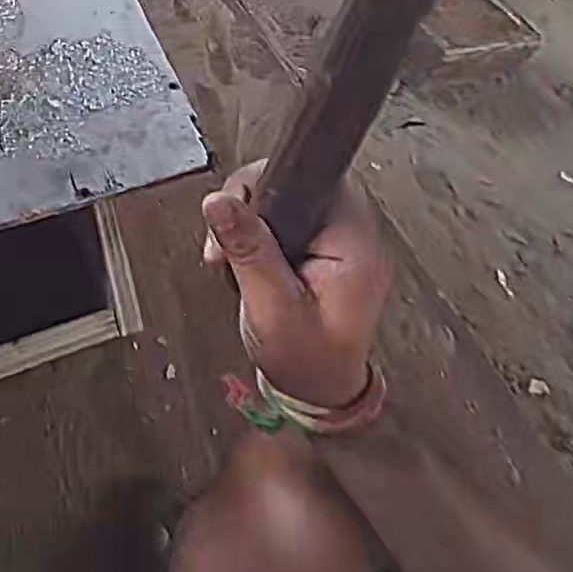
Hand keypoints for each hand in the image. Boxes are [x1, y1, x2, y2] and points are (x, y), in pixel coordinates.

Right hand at [202, 160, 393, 408]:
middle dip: (249, 203)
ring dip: (246, 218)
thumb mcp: (270, 306)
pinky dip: (252, 230)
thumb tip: (218, 200)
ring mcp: (334, 242)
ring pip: (281, 197)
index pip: (316, 179)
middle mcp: (350, 238)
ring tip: (229, 255)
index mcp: (353, 247)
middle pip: (294, 183)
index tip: (236, 212)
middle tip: (225, 241)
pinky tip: (241, 257)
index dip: (270, 184)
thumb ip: (248, 249)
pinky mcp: (316, 248)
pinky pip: (279, 217)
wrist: (315, 391)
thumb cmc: (304, 358)